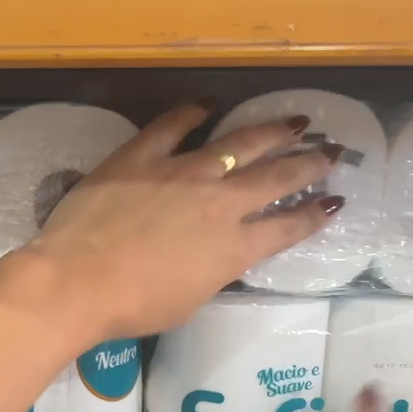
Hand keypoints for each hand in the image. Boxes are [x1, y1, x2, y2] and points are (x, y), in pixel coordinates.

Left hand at [0, 101, 343, 341]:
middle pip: (276, 177)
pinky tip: (209, 104)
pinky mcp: (141, 156)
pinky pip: (172, 125)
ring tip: (296, 121)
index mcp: (234, 248)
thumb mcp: (190, 302)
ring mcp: (182, 172)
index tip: (334, 202)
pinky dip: (192, 111)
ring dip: (272, 130)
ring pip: (240, 143)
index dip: (315, 216)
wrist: (78, 282)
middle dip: (309, 163)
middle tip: (330, 151)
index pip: (287, 228)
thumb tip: (221, 255)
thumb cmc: (133, 307)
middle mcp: (220, 203)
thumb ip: (213, 271)